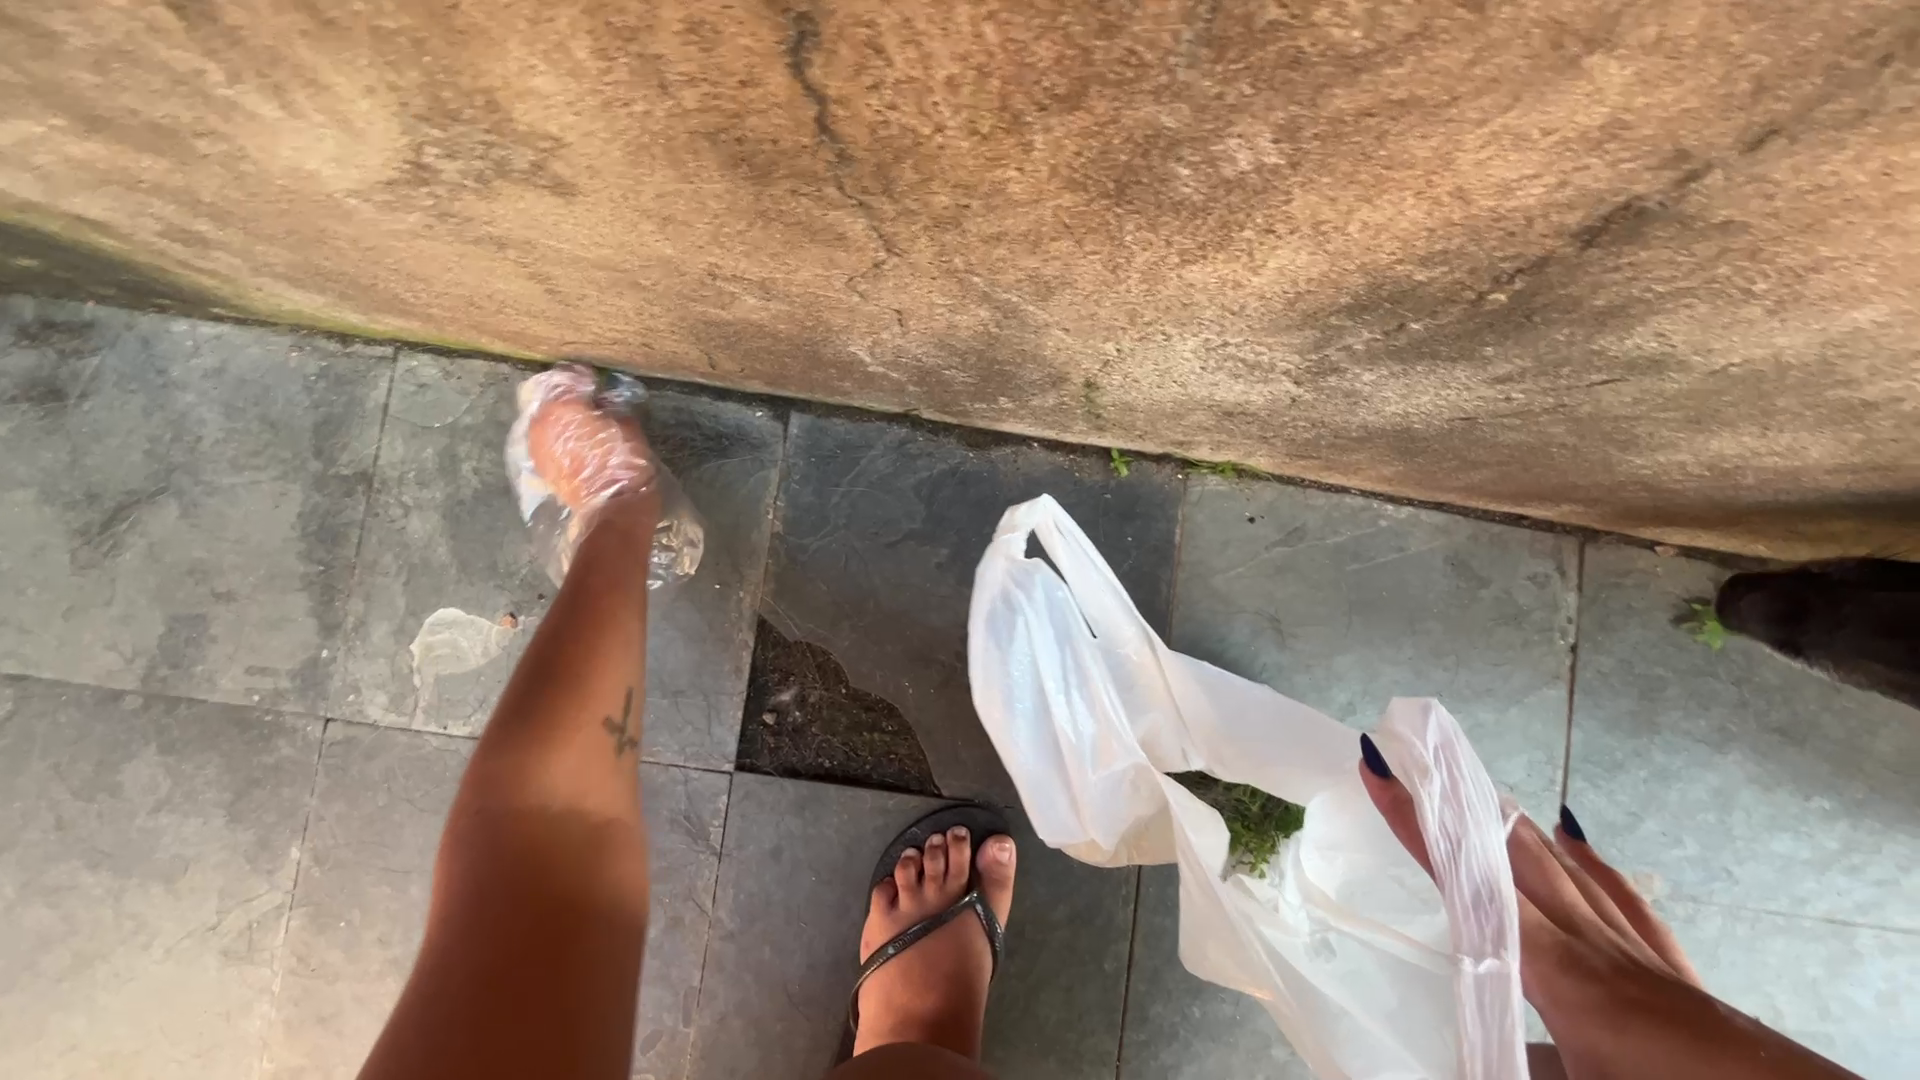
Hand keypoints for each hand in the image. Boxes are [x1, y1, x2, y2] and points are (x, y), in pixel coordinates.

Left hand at [520, 365, 659, 520]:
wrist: (613, 511)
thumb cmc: (625, 465)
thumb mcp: (629, 428)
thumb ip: (613, 407)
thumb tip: (605, 399)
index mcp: (561, 407)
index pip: (566, 379)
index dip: (582, 378)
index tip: (596, 382)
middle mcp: (540, 424)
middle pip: (543, 396)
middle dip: (564, 396)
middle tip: (585, 399)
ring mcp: (536, 448)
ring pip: (541, 420)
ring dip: (558, 418)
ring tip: (579, 421)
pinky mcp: (540, 467)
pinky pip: (544, 442)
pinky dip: (556, 437)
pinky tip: (574, 443)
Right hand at [1357, 735, 1859, 1079]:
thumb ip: (1506, 1062)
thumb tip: (1457, 1060)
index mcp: (1546, 961)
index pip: (1463, 878)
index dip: (1415, 823)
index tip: (1379, 769)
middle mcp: (1578, 936)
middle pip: (1508, 852)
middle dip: (1459, 804)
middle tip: (1422, 760)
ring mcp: (1624, 942)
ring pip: (1557, 862)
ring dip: (1511, 821)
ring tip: (1476, 788)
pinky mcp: (1662, 958)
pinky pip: (1618, 892)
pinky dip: (1588, 857)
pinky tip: (1573, 832)